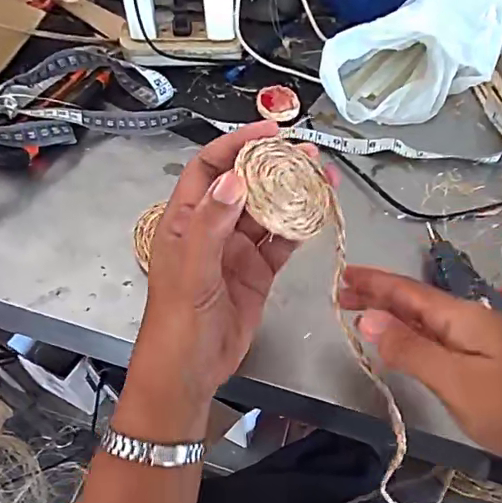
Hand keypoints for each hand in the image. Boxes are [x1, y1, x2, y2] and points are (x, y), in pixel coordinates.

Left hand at [116, 121, 320, 440]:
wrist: (191, 372)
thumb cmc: (178, 322)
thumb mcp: (190, 272)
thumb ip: (210, 226)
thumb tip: (234, 180)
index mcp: (186, 220)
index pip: (211, 169)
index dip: (237, 144)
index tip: (270, 130)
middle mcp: (214, 228)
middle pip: (247, 186)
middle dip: (276, 167)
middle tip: (309, 155)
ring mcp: (238, 250)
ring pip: (269, 212)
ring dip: (293, 194)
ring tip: (323, 178)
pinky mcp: (259, 272)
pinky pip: (282, 243)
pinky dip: (299, 229)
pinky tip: (318, 215)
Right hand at [336, 266, 501, 483]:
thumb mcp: (458, 383)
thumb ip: (412, 350)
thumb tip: (368, 316)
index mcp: (464, 318)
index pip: (409, 292)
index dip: (374, 283)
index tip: (340, 276)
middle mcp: (474, 323)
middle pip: (419, 303)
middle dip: (380, 296)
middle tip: (341, 295)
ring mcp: (486, 346)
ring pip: (431, 322)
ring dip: (395, 317)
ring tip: (364, 315)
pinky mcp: (493, 368)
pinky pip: (443, 342)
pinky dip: (416, 338)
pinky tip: (410, 347)